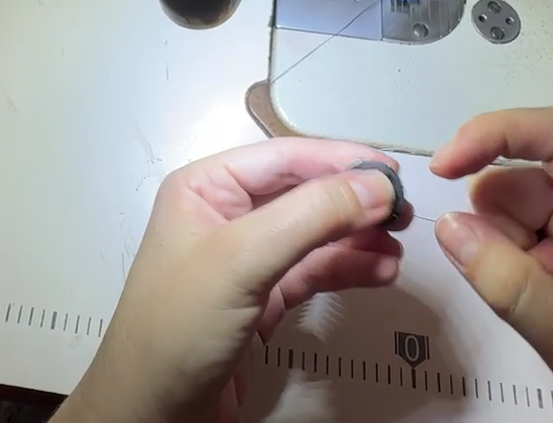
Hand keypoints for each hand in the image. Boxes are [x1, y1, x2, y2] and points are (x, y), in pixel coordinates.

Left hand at [57, 139, 404, 422]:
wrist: (151, 416)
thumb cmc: (174, 329)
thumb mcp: (242, 259)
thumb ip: (310, 216)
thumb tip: (373, 184)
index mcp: (206, 185)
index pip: (284, 156)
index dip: (339, 159)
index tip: (391, 170)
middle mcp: (225, 212)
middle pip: (302, 191)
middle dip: (353, 198)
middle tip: (401, 208)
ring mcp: (245, 256)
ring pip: (313, 232)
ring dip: (357, 234)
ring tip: (397, 241)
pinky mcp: (261, 297)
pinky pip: (312, 270)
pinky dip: (347, 268)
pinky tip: (379, 270)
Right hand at [432, 107, 552, 422]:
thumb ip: (520, 294)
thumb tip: (448, 224)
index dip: (497, 133)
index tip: (444, 168)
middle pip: (524, 179)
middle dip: (499, 227)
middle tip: (523, 295)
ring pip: (513, 212)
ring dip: (507, 256)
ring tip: (547, 315)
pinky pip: (520, 245)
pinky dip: (514, 274)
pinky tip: (550, 318)